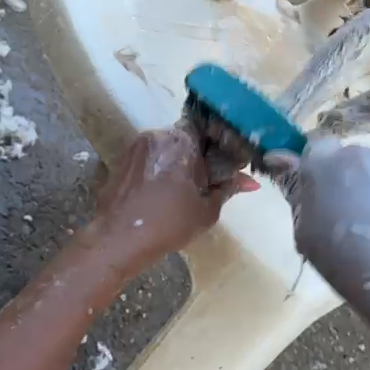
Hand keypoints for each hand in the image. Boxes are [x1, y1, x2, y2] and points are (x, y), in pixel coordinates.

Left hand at [84, 128, 257, 274]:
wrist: (118, 239)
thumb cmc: (168, 225)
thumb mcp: (206, 210)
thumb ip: (227, 189)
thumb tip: (251, 182)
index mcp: (182, 141)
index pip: (208, 130)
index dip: (218, 147)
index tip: (223, 166)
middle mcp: (158, 134)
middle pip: (186, 138)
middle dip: (197, 156)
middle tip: (205, 182)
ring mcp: (137, 145)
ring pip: (166, 148)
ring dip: (177, 162)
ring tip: (182, 190)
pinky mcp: (122, 158)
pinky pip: (149, 157)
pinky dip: (158, 169)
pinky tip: (161, 192)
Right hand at [274, 141, 369, 369]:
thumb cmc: (354, 274)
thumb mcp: (311, 241)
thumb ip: (301, 200)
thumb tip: (287, 169)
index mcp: (324, 167)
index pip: (310, 151)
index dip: (316, 175)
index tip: (321, 197)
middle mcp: (361, 153)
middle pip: (348, 158)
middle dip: (350, 183)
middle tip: (358, 223)